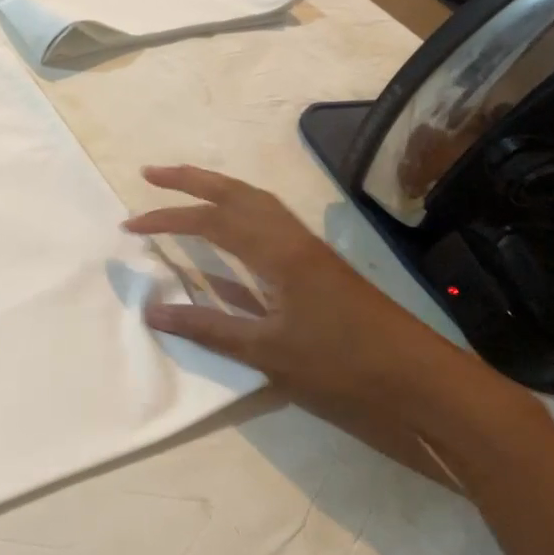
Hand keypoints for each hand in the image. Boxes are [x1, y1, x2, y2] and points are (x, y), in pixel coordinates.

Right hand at [123, 165, 522, 441]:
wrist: (424, 381)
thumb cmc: (344, 365)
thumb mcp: (267, 352)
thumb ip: (207, 328)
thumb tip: (151, 311)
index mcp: (278, 254)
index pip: (211, 221)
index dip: (167, 218)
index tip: (130, 226)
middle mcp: (293, 241)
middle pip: (237, 194)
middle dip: (192, 180)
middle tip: (152, 173)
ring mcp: (309, 254)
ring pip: (258, 205)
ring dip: (218, 192)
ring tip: (185, 190)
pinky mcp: (319, 270)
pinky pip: (271, 226)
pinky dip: (240, 217)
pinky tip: (226, 238)